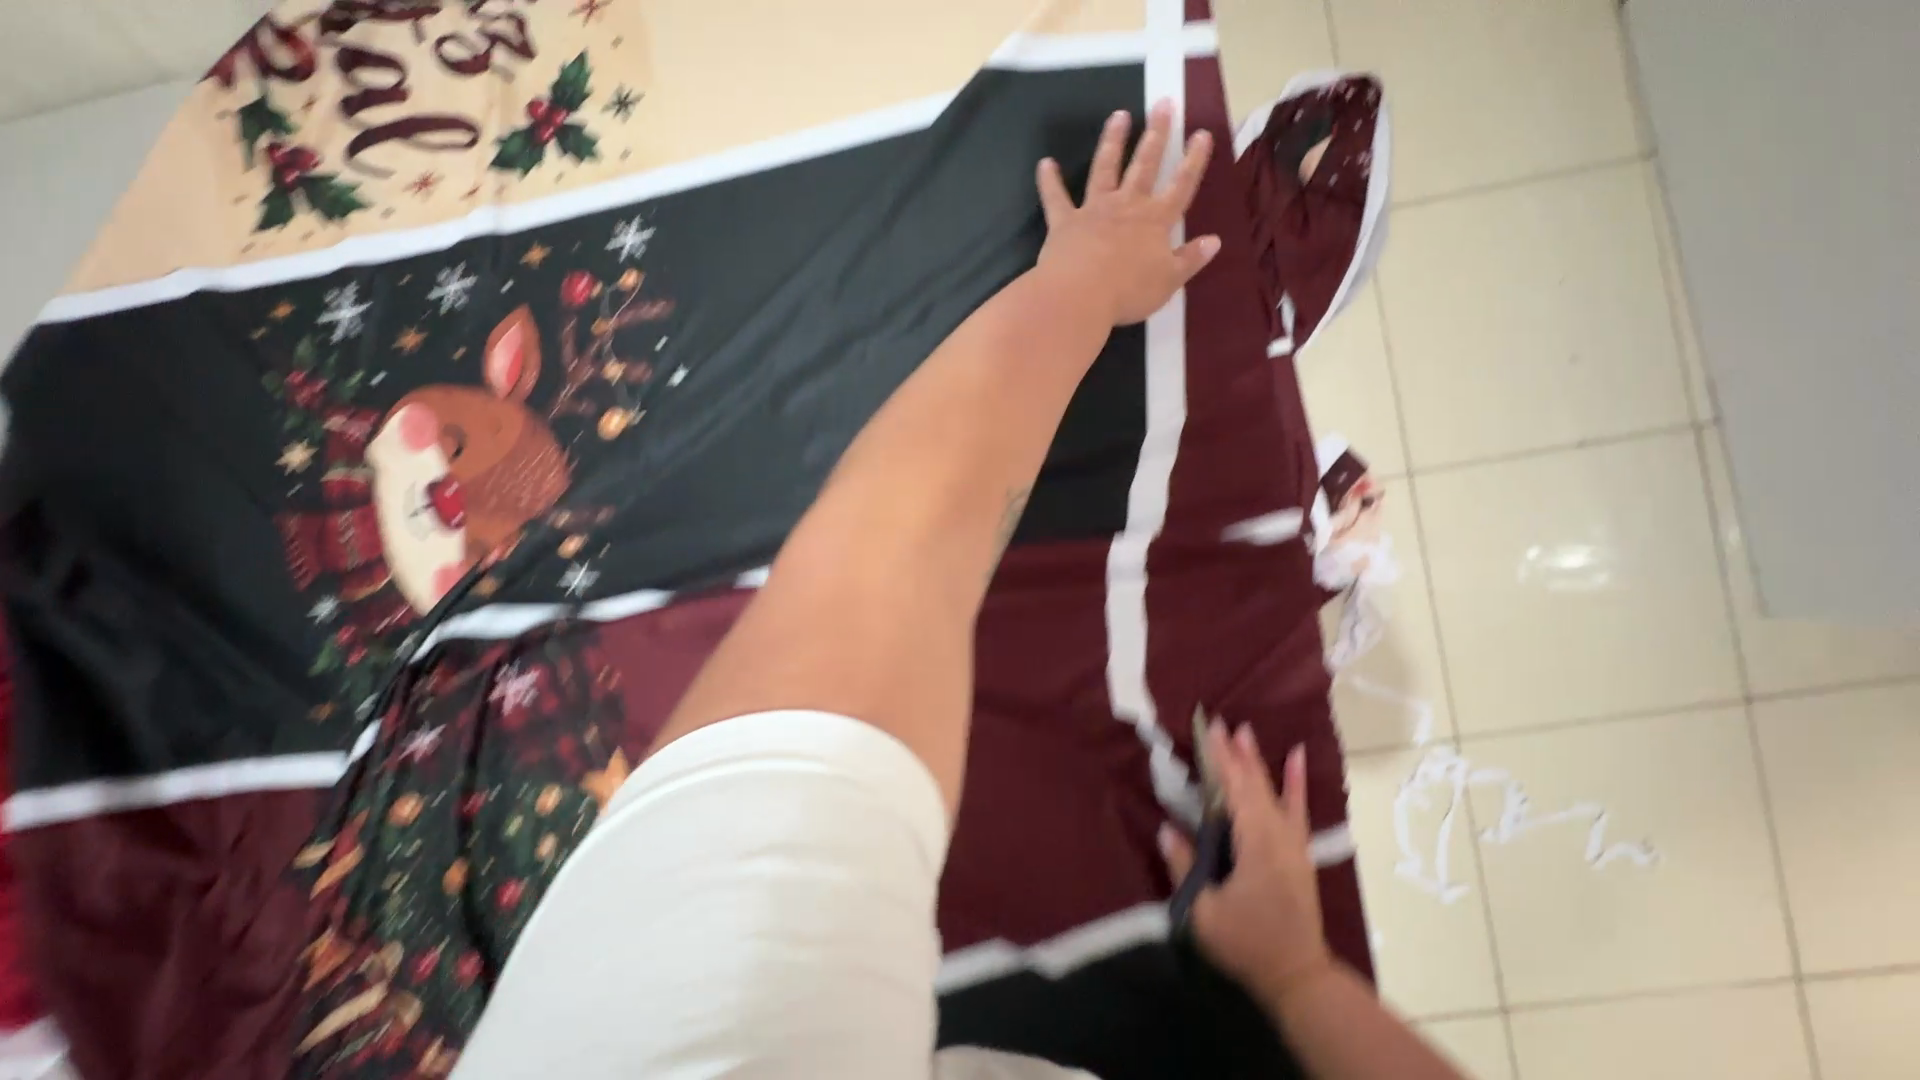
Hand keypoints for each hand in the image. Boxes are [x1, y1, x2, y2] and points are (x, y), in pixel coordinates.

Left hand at [1035, 100, 1219, 326]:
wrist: (1080, 295)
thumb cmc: (1128, 292)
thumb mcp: (1169, 281)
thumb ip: (1190, 260)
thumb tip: (1214, 241)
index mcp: (1156, 222)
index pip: (1181, 185)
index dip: (1193, 161)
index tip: (1201, 134)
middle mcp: (1127, 207)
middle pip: (1145, 165)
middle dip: (1156, 134)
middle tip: (1163, 104)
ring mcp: (1094, 210)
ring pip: (1104, 169)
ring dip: (1112, 141)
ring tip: (1119, 115)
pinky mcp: (1064, 222)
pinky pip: (1055, 198)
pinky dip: (1049, 181)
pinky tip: (1045, 164)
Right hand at [1160, 723, 1333, 1006]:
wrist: (1298, 975)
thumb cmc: (1247, 944)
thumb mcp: (1204, 912)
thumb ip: (1185, 867)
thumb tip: (1167, 829)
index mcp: (1254, 845)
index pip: (1234, 792)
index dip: (1219, 759)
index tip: (1208, 729)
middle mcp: (1276, 836)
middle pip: (1253, 785)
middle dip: (1234, 753)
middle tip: (1218, 721)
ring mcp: (1292, 843)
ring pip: (1273, 792)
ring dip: (1257, 761)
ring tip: (1245, 731)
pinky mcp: (1298, 853)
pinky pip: (1297, 810)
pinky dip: (1296, 783)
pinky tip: (1296, 759)